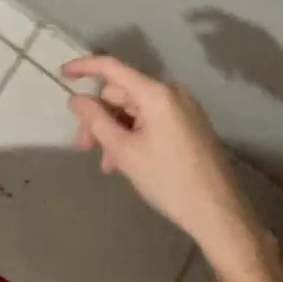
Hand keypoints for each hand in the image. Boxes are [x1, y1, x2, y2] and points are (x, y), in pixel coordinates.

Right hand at [64, 55, 266, 263]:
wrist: (220, 214)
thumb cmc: (168, 181)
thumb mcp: (124, 152)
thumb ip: (96, 121)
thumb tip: (76, 99)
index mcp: (156, 93)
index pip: (112, 67)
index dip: (84, 67)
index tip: (62, 74)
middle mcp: (171, 92)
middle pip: (123, 94)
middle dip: (101, 117)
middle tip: (85, 146)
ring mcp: (184, 107)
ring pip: (136, 110)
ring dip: (117, 131)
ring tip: (108, 165)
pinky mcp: (191, 124)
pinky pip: (153, 119)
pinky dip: (135, 134)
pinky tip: (128, 161)